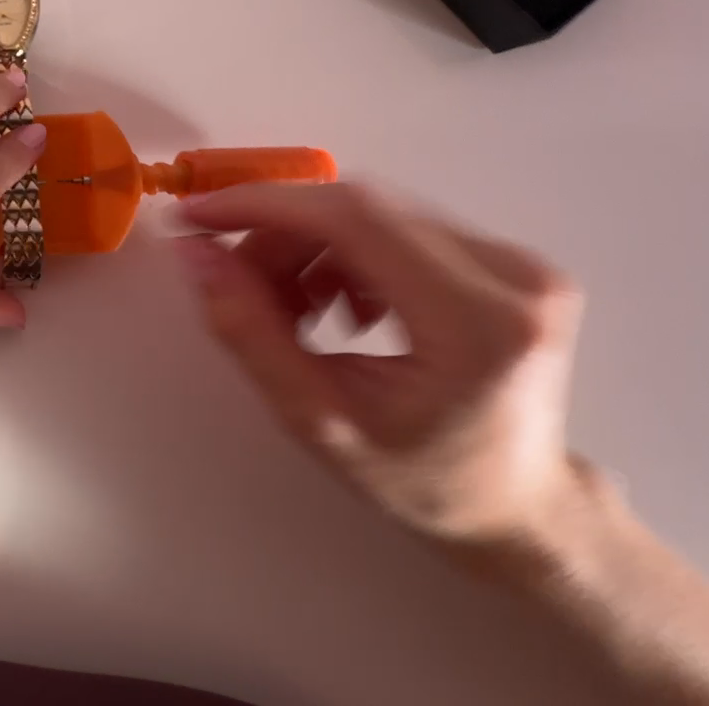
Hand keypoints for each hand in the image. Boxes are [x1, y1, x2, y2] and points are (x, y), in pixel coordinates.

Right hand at [174, 183, 585, 546]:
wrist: (513, 503)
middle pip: (356, 208)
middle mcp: (511, 274)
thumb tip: (194, 252)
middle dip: (275, 233)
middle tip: (235, 283)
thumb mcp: (314, 417)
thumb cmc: (415, 476)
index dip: (262, 204)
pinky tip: (329, 304)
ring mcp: (514, 260)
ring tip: (288, 310)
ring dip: (302, 247)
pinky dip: (336, 252)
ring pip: (367, 211)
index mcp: (476, 322)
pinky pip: (390, 225)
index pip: (354, 219)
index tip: (194, 216)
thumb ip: (249, 332)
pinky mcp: (502, 257)